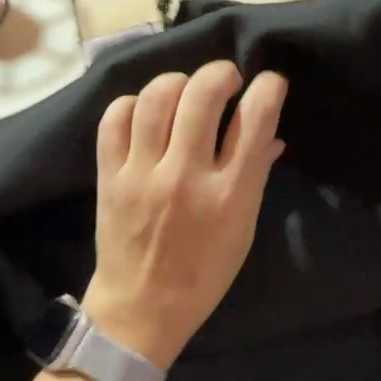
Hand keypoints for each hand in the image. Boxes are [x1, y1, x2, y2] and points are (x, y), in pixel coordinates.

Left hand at [81, 60, 286, 367]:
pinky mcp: (110, 177)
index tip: (268, 84)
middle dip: (221, 73)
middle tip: (224, 82)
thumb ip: (255, 179)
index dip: (269, 87)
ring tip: (183, 92)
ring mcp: (143, 174)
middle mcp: (186, 175)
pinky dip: (131, 104)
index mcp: (230, 194)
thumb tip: (271, 137)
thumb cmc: (202, 275)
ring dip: (177, 82)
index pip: (256, 118)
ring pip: (157, 97)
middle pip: (204, 93)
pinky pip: (115, 119)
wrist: (142, 308)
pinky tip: (144, 112)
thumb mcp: (242, 232)